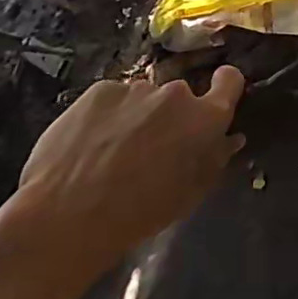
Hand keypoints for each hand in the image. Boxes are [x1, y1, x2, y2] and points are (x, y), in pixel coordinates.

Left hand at [13, 66, 245, 270]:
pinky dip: (106, 116)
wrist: (67, 217)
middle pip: (180, 96)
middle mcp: (177, 93)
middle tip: (149, 147)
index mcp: (206, 118)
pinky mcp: (99, 91)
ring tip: (110, 152)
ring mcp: (137, 88)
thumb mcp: (191, 192)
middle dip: (170, 115)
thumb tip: (229, 137)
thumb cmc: (141, 213)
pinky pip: (112, 99)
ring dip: (136, 116)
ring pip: (143, 98)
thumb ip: (215, 158)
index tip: (213, 96)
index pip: (230, 80)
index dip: (224, 85)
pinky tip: (89, 144)